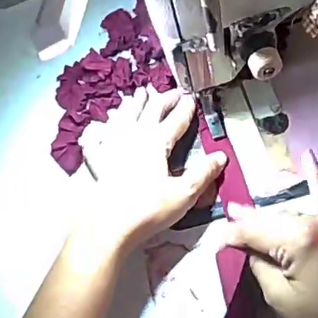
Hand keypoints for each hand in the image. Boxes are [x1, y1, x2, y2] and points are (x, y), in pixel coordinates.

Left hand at [77, 86, 226, 251]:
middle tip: (172, 92)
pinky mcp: (96, 159)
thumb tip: (221, 157)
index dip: (185, 108)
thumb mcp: (184, 194)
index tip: (191, 98)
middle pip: (149, 110)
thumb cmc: (148, 210)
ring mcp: (111, 145)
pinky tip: (99, 127)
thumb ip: (203, 173)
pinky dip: (101, 128)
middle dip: (163, 98)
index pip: (175, 120)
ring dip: (132, 105)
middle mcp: (132, 136)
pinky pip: (98, 137)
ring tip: (138, 95)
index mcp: (155, 142)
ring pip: (123, 116)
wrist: (109, 225)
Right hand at [214, 152, 317, 317]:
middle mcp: (316, 221)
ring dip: (267, 214)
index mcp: (298, 239)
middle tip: (224, 232)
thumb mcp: (281, 298)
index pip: (251, 230)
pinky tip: (308, 157)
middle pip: (269, 219)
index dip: (230, 236)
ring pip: (289, 212)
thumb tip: (243, 245)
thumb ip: (258, 264)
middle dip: (246, 225)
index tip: (213, 243)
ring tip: (241, 211)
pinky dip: (315, 178)